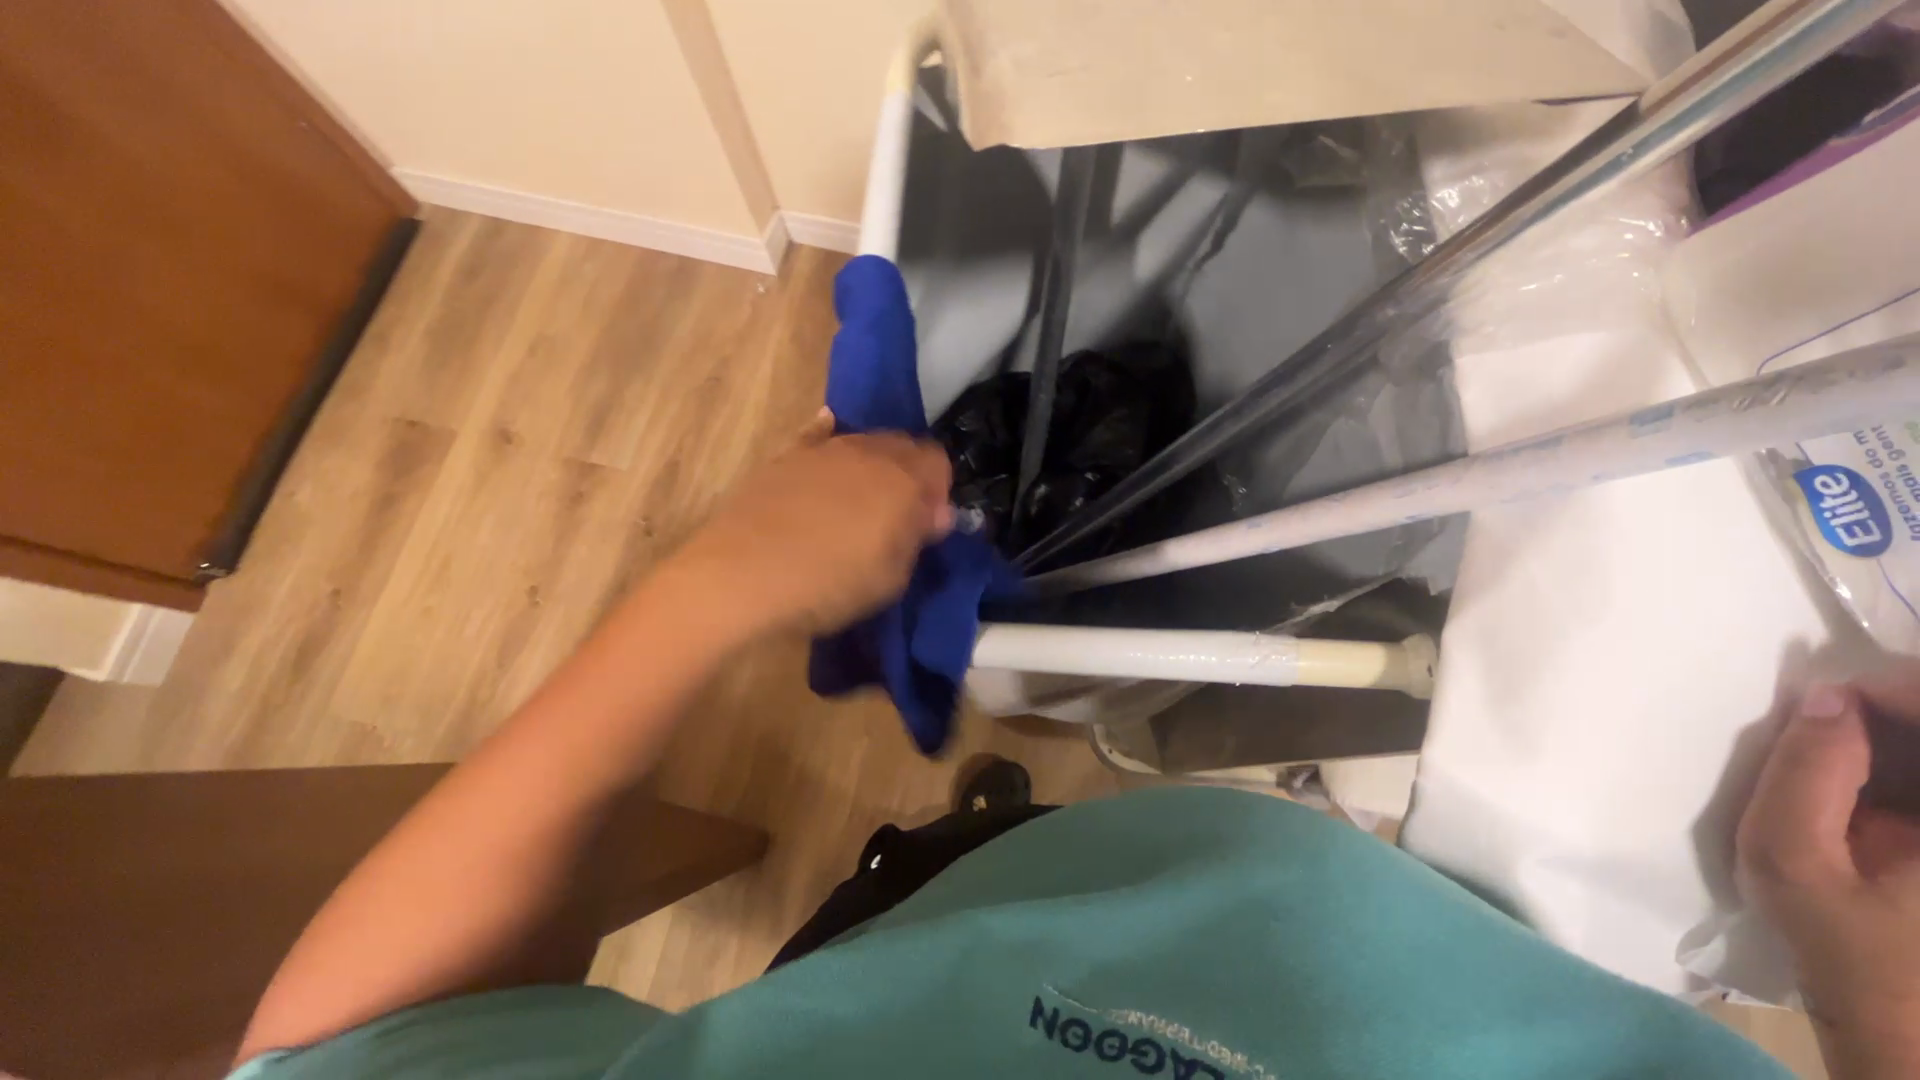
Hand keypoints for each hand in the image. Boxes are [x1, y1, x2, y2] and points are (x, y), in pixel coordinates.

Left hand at [664, 424, 953, 639]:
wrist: (741, 575)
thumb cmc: (829, 584)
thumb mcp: (891, 579)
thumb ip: (917, 539)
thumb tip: (934, 514)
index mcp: (902, 479)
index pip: (938, 462)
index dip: (939, 491)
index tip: (928, 525)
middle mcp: (867, 452)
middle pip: (903, 446)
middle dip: (909, 475)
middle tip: (899, 517)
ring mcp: (823, 450)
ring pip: (863, 444)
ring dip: (871, 468)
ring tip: (858, 506)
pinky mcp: (786, 457)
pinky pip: (819, 437)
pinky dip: (829, 441)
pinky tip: (827, 453)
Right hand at [1738, 673, 1919, 1078]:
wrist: (1911, 1033)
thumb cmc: (1848, 950)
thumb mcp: (1791, 857)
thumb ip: (1804, 771)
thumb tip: (1824, 696)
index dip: (1890, 689)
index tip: (1825, 704)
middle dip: (1894, 713)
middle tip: (1831, 727)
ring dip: (1899, 742)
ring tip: (1849, 762)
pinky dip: (1905, 772)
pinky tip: (1880, 797)